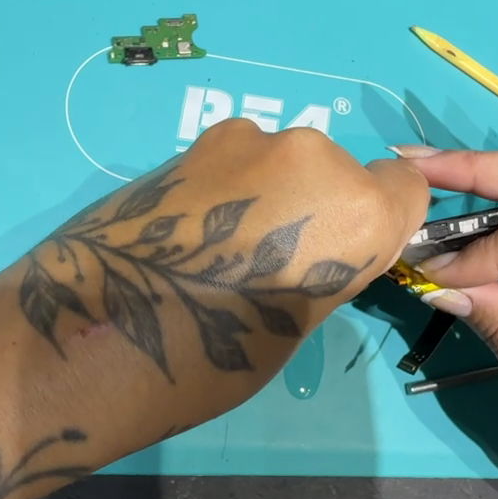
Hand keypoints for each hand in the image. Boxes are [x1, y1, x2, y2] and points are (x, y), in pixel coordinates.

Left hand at [0, 118, 429, 457]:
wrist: (91, 331)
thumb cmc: (206, 358)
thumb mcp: (295, 325)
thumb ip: (327, 268)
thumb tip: (322, 245)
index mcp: (357, 210)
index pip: (406, 190)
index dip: (380, 224)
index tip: (349, 255)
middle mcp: (311, 156)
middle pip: (343, 172)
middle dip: (323, 208)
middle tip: (276, 263)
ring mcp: (246, 140)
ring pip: (287, 162)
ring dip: (273, 194)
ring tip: (221, 251)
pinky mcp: (192, 140)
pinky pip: (239, 160)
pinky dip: (231, 188)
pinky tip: (189, 233)